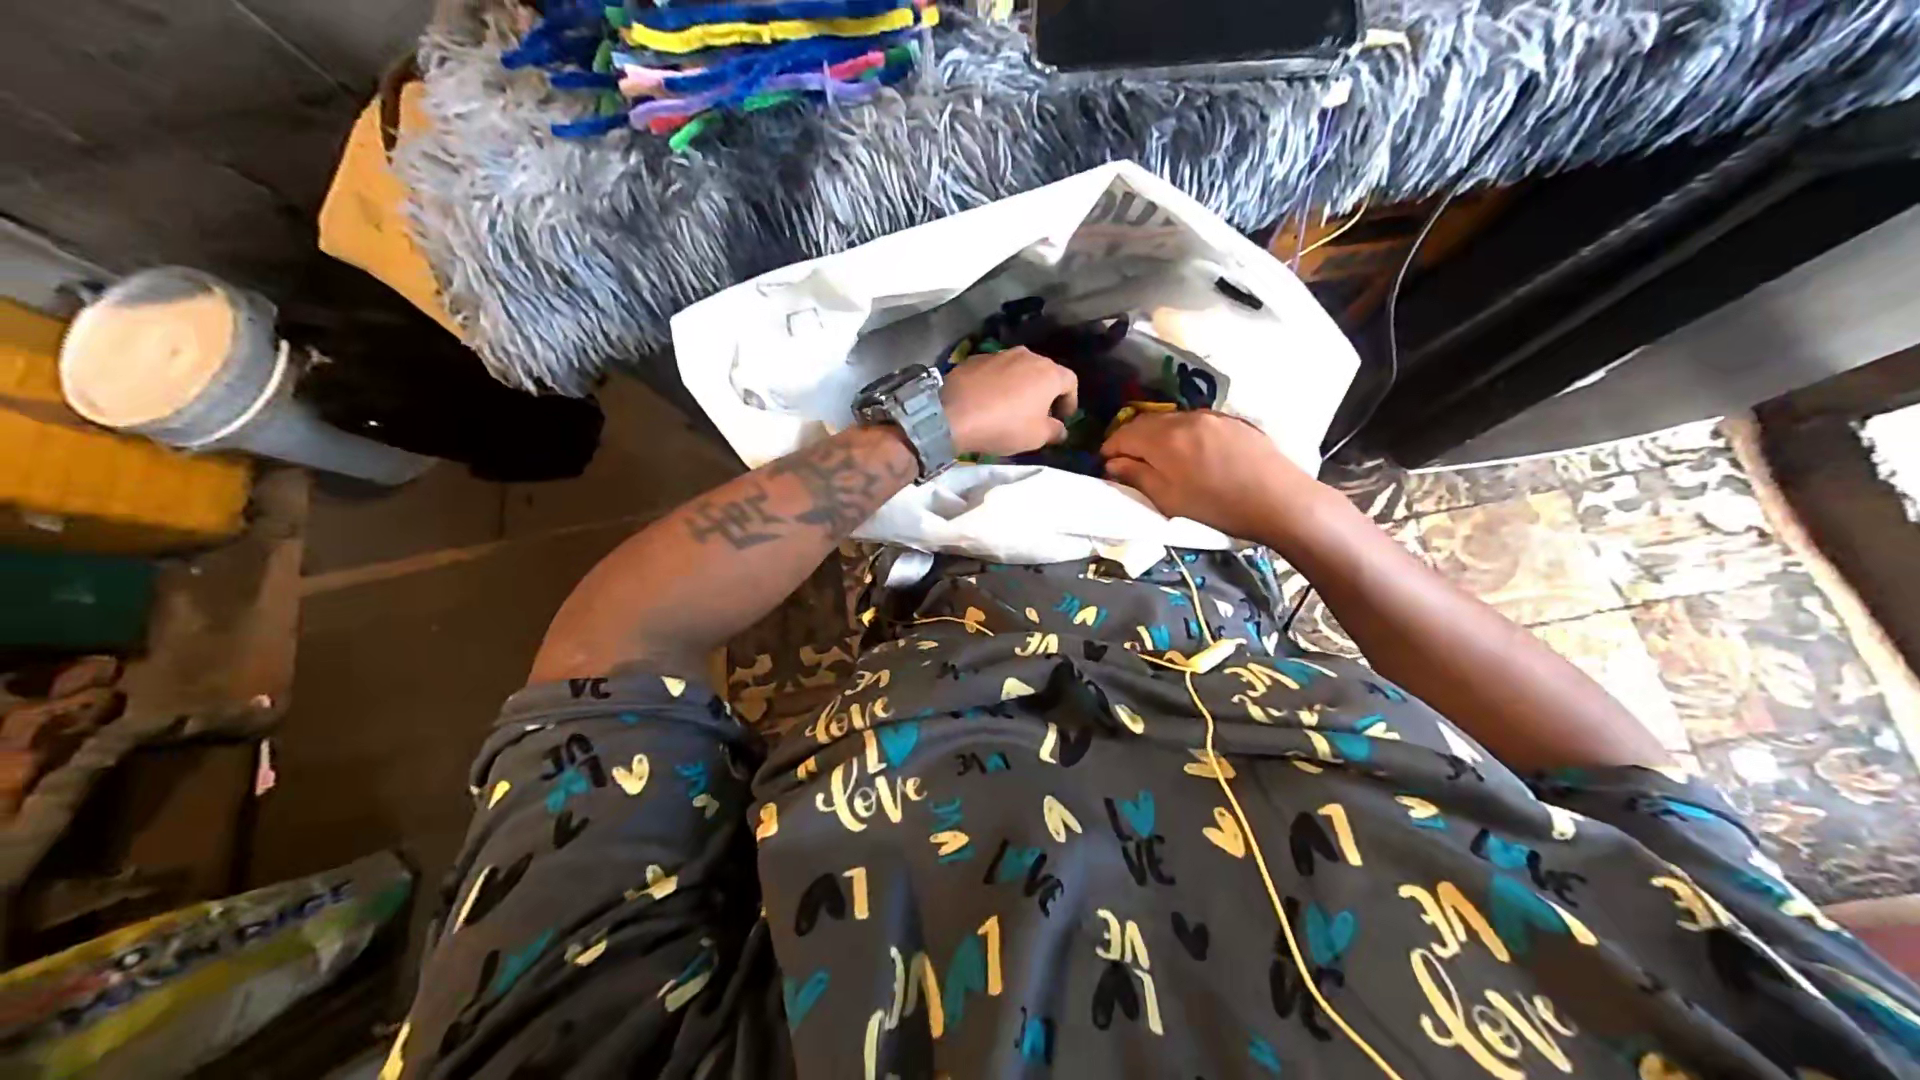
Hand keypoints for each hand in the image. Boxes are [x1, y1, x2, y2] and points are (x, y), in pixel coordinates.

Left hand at [941, 347, 1078, 456]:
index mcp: (1048, 372)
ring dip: (1021, 385)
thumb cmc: (1005, 425)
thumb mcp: (1037, 437)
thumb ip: (1055, 431)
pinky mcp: (975, 358)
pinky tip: (988, 401)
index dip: (1070, 401)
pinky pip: (995, 371)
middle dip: (1046, 392)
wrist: (954, 414)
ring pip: (1019, 369)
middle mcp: (1027, 356)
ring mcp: (999, 354)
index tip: (1063, 418)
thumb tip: (1060, 430)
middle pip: (1044, 372)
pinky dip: (998, 383)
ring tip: (1012, 406)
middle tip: (1039, 413)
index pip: (1070, 382)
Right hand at [1101, 410, 1330, 541]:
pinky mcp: (1233, 421)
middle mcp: (1185, 419)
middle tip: (1128, 461)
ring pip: (1172, 421)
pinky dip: (1183, 434)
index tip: (1106, 464)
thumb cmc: (1218, 506)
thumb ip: (1137, 476)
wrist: (1280, 500)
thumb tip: (1113, 463)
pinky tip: (1192, 454)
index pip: (1123, 434)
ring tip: (1160, 458)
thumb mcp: (1168, 499)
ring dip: (1158, 436)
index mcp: (1164, 438)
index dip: (1109, 449)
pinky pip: (1196, 423)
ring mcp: (1212, 416)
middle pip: (1146, 422)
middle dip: (1132, 439)